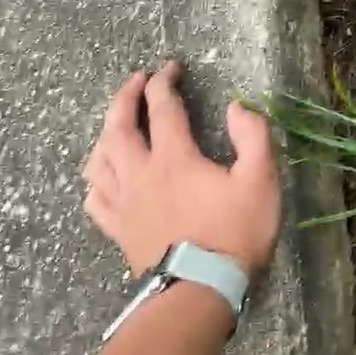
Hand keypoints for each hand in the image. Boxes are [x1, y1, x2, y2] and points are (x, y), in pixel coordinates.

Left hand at [81, 61, 281, 275]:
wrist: (199, 287)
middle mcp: (140, 175)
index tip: (170, 67)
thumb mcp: (261, 177)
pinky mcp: (118, 229)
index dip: (164, 84)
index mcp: (174, 159)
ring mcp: (124, 204)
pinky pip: (94, 197)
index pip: (163, 110)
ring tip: (116, 121)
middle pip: (117, 129)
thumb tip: (237, 106)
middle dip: (123, 99)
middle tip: (135, 79)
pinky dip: (95, 176)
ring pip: (98, 161)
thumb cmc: (236, 229)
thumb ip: (253, 135)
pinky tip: (103, 174)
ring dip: (104, 133)